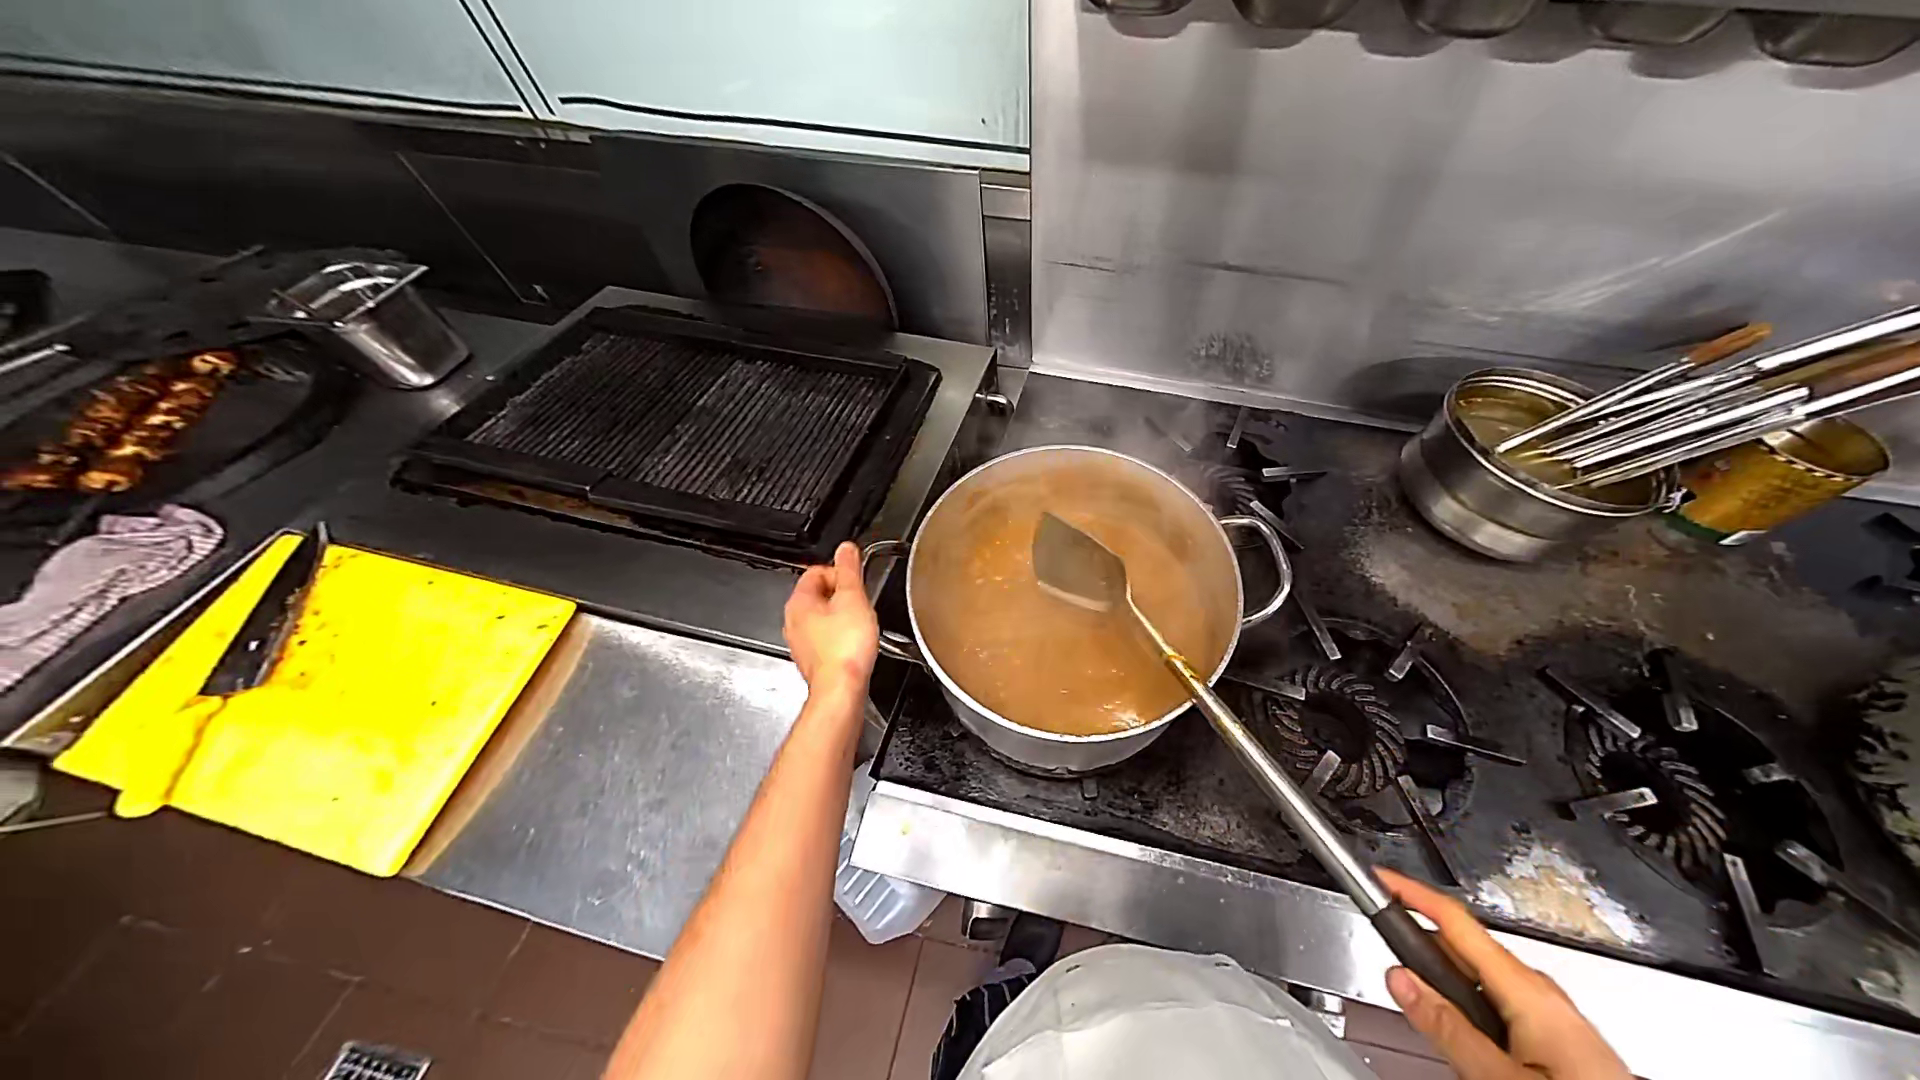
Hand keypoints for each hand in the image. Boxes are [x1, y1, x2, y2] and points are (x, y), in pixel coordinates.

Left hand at [783, 541, 878, 693]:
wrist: (842, 689)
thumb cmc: (844, 649)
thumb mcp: (853, 598)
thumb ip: (849, 570)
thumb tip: (846, 549)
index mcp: (799, 601)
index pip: (817, 570)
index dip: (841, 573)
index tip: (856, 582)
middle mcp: (793, 621)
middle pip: (820, 593)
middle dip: (843, 596)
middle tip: (860, 605)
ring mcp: (801, 641)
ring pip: (824, 616)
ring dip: (843, 617)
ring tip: (858, 626)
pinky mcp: (813, 658)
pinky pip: (827, 637)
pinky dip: (841, 636)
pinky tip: (853, 644)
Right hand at [1378, 869, 1630, 1079]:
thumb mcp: (1501, 1078)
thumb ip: (1447, 1027)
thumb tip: (1400, 978)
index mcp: (1528, 991)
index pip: (1455, 920)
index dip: (1410, 892)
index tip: (1378, 876)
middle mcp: (1542, 992)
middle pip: (1462, 949)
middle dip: (1422, 955)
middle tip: (1392, 972)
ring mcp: (1554, 1014)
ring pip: (1479, 980)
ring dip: (1447, 987)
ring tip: (1432, 1023)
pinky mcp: (1560, 1037)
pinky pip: (1499, 1003)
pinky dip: (1470, 1007)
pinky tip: (1469, 1043)